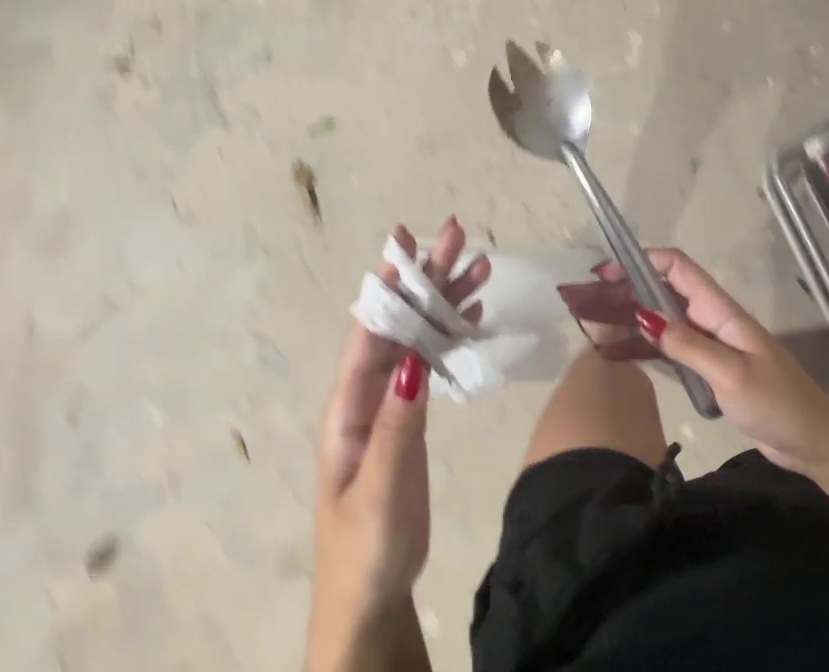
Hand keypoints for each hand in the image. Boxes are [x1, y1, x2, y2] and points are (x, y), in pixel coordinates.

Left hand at [312, 218, 488, 612]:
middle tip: (459, 235)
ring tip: (480, 264)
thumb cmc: (367, 543)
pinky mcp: (408, 419)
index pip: (370, 331)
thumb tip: (415, 357)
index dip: (390, 284)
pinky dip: (450, 335)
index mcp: (347, 406)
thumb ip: (400, 422)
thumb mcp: (383, 485)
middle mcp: (365, 394)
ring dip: (444, 301)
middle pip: (398, 324)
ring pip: (418, 338)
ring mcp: (388, 405)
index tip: (408, 239)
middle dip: (426, 279)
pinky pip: (430, 363)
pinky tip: (472, 313)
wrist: (371, 594)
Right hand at [559, 249, 828, 473]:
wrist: (812, 441)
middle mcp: (712, 321)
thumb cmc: (777, 403)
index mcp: (721, 312)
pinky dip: (642, 349)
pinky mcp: (708, 371)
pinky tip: (615, 355)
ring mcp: (710, 346)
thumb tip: (643, 314)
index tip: (605, 273)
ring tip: (590, 325)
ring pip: (662, 322)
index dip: (642, 262)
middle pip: (663, 293)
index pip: (679, 269)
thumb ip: (688, 345)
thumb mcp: (731, 374)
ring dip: (629, 319)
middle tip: (584, 303)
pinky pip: (669, 351)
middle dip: (625, 290)